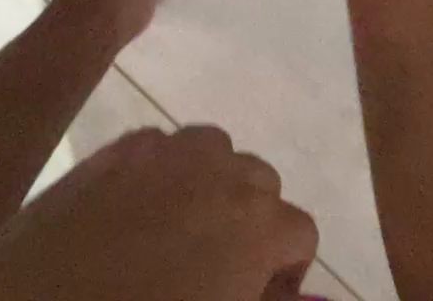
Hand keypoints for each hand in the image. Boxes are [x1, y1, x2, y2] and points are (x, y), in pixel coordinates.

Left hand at [0, 127, 316, 300]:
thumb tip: (318, 300)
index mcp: (254, 224)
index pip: (299, 230)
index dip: (284, 272)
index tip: (253, 298)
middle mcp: (217, 172)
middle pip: (261, 180)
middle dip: (251, 222)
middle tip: (216, 273)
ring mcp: (162, 152)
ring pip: (214, 150)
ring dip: (212, 185)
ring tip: (179, 237)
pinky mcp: (115, 150)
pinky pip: (163, 146)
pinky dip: (165, 171)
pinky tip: (135, 215)